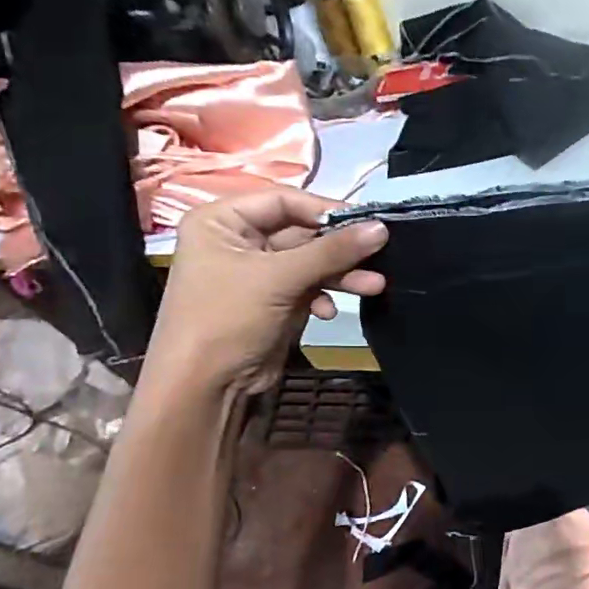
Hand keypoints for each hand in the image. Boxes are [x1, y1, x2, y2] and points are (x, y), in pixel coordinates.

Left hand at [144, 190, 386, 394]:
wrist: (206, 387)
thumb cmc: (228, 318)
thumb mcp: (280, 278)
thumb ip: (333, 251)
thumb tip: (382, 227)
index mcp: (221, 221)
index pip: (284, 200)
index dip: (325, 210)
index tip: (367, 223)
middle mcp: (238, 240)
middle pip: (302, 231)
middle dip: (340, 249)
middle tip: (379, 255)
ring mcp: (257, 272)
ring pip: (311, 261)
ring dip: (342, 274)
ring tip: (374, 286)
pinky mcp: (274, 300)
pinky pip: (309, 286)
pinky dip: (324, 295)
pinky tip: (329, 312)